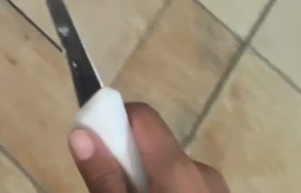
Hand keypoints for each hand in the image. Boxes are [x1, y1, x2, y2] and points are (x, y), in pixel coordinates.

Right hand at [70, 104, 228, 192]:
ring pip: (172, 169)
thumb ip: (105, 176)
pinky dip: (171, 191)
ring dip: (151, 180)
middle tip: (116, 189)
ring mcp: (220, 190)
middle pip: (154, 144)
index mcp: (181, 168)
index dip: (114, 124)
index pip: (140, 114)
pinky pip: (189, 187)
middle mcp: (205, 171)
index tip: (100, 150)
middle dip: (130, 160)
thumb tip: (79, 131)